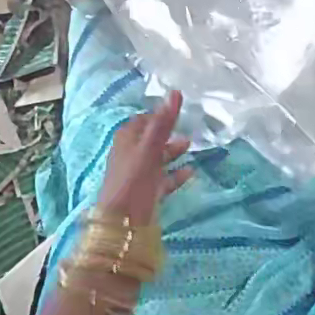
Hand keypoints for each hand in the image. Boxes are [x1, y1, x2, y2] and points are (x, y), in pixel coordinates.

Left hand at [96, 91, 193, 225]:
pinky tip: (191, 172)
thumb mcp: (149, 148)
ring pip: (158, 159)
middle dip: (168, 133)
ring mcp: (139, 174)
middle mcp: (131, 154)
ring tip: (191, 146)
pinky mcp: (147, 192)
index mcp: (126, 140)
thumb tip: (175, 92)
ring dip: (173, 152)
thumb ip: (162, 123)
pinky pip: (164, 179)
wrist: (123, 222)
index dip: (158, 114)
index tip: (177, 110)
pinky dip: (176, 175)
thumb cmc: (133, 180)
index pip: (142, 120)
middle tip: (188, 127)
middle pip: (151, 139)